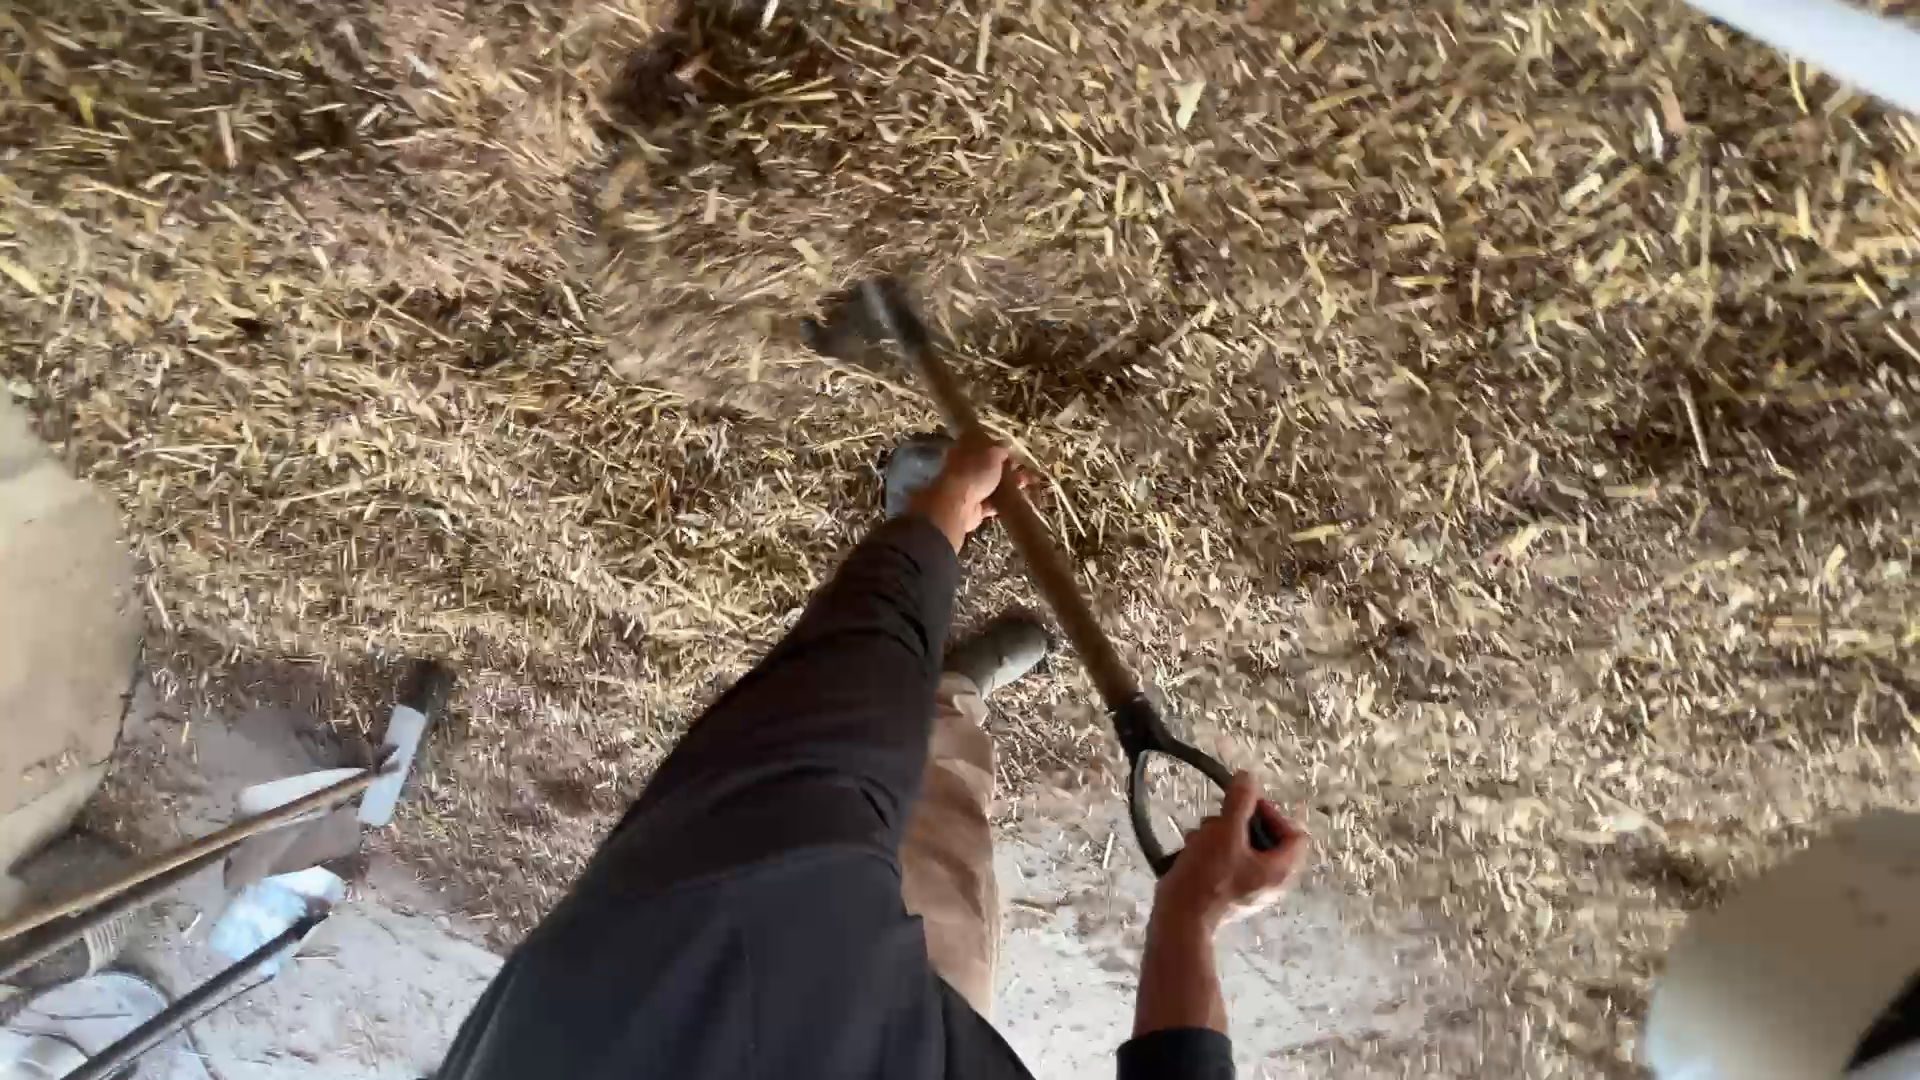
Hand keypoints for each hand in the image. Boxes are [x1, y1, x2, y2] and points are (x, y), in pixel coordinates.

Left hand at [909, 435, 1019, 551]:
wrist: (959, 504)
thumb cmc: (974, 472)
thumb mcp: (992, 454)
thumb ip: (1000, 450)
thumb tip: (1005, 448)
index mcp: (965, 450)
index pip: (984, 446)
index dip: (1000, 449)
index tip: (1015, 454)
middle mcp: (965, 468)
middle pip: (989, 467)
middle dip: (1008, 470)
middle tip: (1024, 471)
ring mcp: (968, 489)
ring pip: (992, 486)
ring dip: (1009, 486)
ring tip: (1025, 484)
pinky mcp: (974, 508)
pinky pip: (992, 503)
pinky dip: (1004, 502)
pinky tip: (1017, 500)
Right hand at [1152, 771, 1310, 932]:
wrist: (1180, 914)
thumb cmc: (1210, 873)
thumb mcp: (1226, 830)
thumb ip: (1239, 801)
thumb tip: (1248, 777)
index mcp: (1280, 869)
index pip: (1295, 834)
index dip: (1272, 814)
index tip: (1245, 805)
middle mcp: (1270, 881)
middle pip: (1265, 837)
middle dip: (1239, 822)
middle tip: (1219, 820)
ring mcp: (1249, 887)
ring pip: (1242, 846)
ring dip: (1220, 833)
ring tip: (1201, 835)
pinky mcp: (1228, 890)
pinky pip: (1228, 859)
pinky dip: (1212, 849)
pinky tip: (1193, 849)